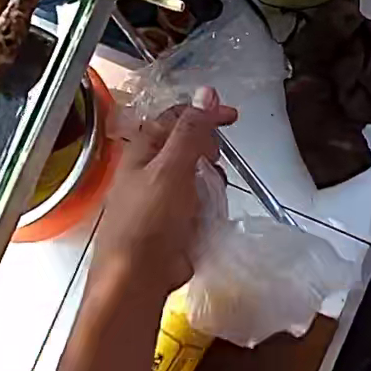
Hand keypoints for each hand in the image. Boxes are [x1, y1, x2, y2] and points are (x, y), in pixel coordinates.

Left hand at [91, 88, 238, 298]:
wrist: (138, 277)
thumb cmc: (150, 220)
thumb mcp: (173, 167)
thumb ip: (192, 131)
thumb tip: (207, 93)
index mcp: (143, 151)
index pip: (176, 118)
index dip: (204, 113)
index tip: (232, 118)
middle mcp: (150, 170)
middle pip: (189, 146)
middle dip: (209, 152)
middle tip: (215, 163)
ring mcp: (163, 197)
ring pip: (198, 175)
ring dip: (211, 181)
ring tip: (210, 196)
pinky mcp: (175, 220)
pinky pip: (200, 202)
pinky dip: (209, 204)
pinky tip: (209, 215)